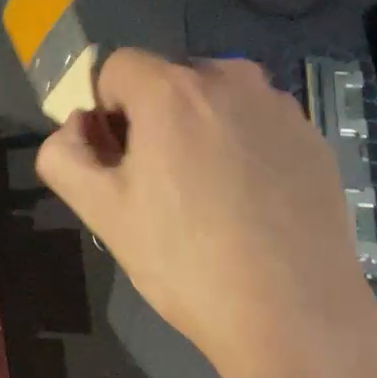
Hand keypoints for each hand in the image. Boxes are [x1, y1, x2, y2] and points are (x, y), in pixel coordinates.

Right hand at [36, 50, 376, 377]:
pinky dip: (242, 155)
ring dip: (199, 138)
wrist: (290, 309)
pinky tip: (246, 212)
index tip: (115, 166)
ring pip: (218, 106)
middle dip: (153, 125)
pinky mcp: (312, 139)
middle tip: (158, 194)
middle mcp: (231, 79)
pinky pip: (258, 130)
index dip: (104, 114)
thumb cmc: (184, 262)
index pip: (116, 68)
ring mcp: (280, 107)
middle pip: (170, 83)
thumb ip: (64, 159)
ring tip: (206, 206)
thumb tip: (72, 131)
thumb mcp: (102, 215)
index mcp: (172, 92)